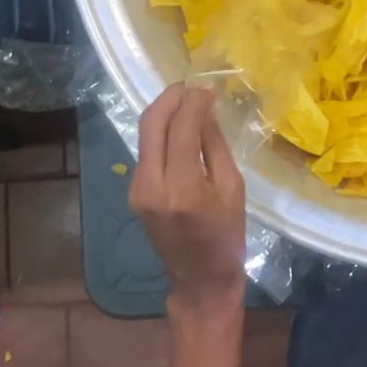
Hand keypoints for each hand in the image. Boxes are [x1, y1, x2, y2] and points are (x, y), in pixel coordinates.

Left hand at [131, 84, 247, 323]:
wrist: (200, 280)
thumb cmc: (227, 237)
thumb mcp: (233, 188)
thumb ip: (214, 145)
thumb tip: (205, 109)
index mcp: (184, 187)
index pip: (182, 127)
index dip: (194, 101)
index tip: (207, 87)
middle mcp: (152, 185)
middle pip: (151, 123)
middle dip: (170, 98)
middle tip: (190, 86)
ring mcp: (137, 190)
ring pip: (144, 135)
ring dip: (164, 114)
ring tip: (187, 102)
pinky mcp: (134, 194)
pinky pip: (146, 153)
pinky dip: (161, 135)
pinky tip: (179, 130)